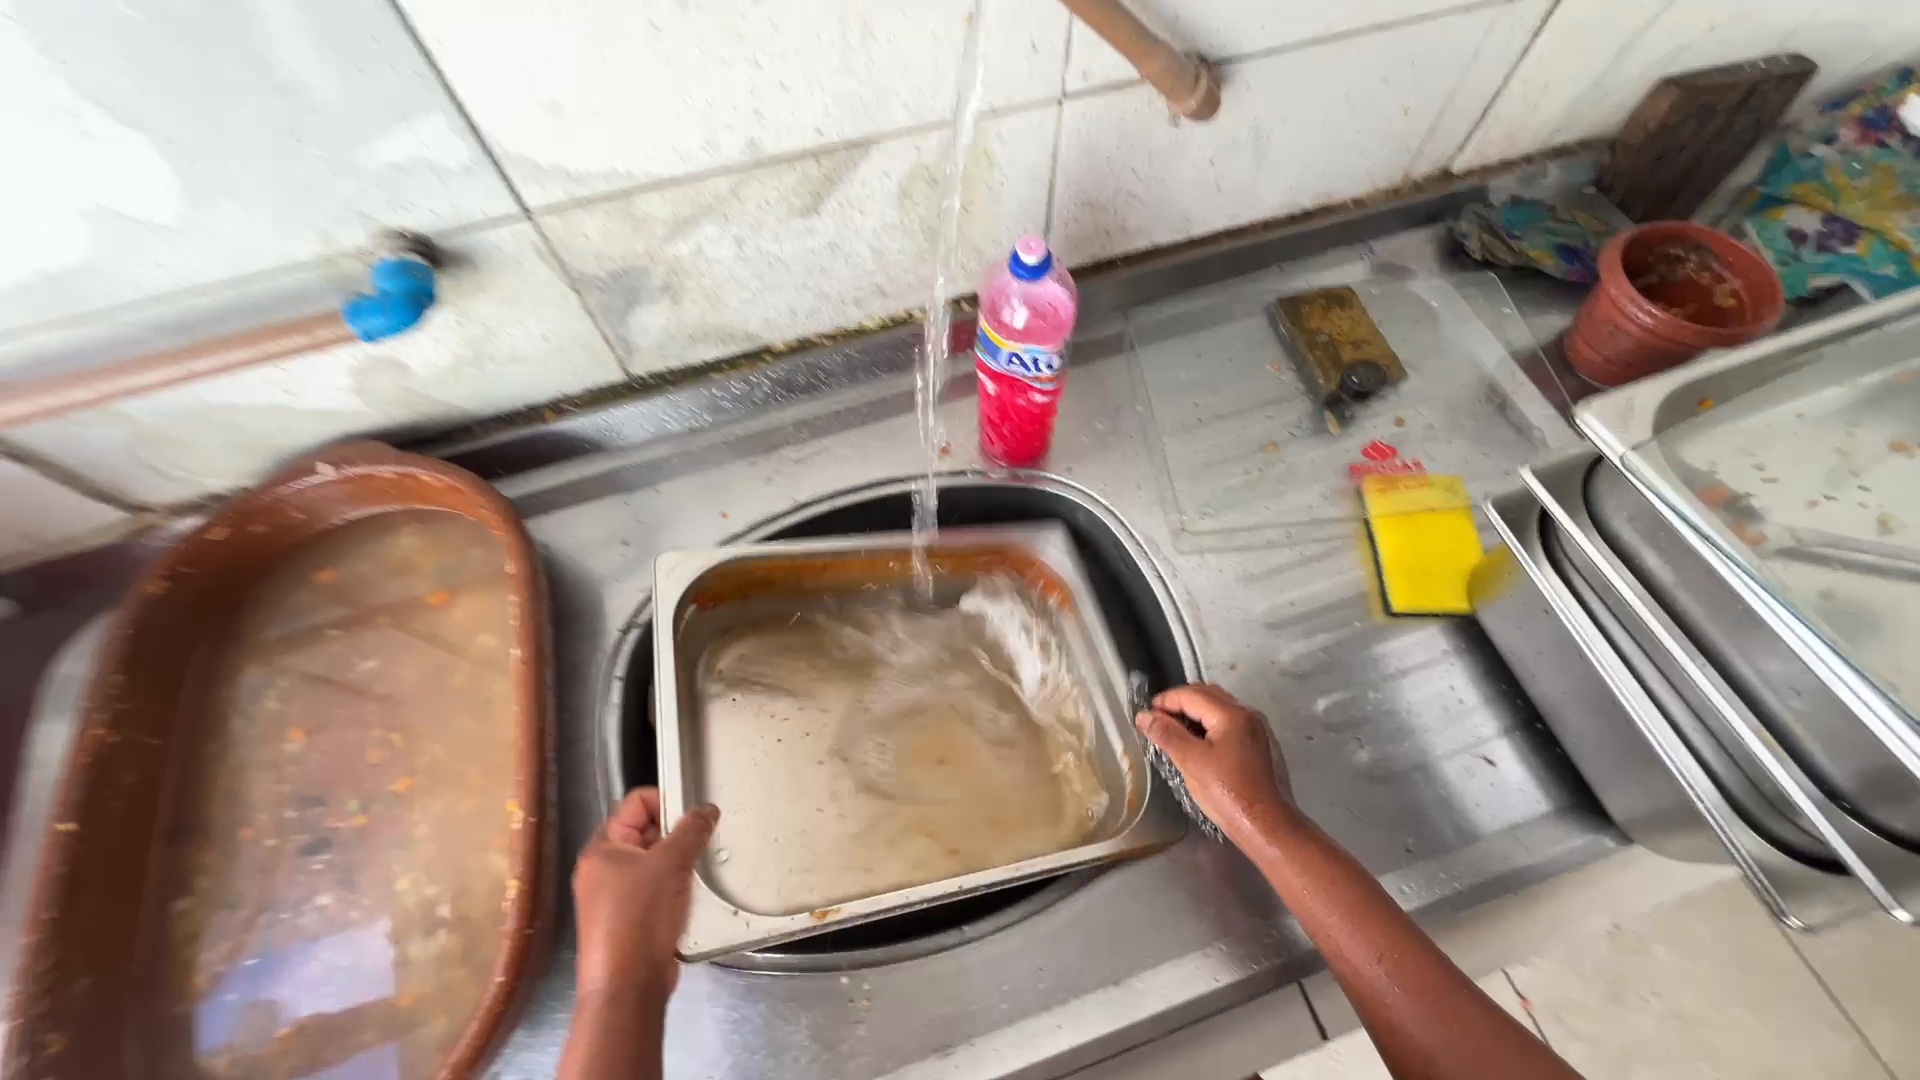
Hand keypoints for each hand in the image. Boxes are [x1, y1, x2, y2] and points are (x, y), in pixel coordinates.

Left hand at [572, 787, 718, 1003]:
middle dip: (675, 831)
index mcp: (602, 848)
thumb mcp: (671, 864)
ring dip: (676, 859)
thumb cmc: (641, 916)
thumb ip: (691, 830)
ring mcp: (612, 895)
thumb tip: (707, 809)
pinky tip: (691, 891)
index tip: (694, 813)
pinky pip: (653, 886)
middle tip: (702, 838)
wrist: (627, 986)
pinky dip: (672, 883)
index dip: (665, 799)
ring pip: (651, 860)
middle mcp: (602, 868)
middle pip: (643, 830)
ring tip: (700, 864)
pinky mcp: (626, 918)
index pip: (634, 803)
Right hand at [1135, 683, 1294, 843]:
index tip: (1145, 715)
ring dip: (1194, 712)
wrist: (1267, 826)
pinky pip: (1228, 722)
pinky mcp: (1258, 744)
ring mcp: (1256, 729)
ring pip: (1218, 707)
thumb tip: (1143, 716)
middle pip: (1207, 694)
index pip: (1191, 694)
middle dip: (1179, 703)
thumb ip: (1166, 734)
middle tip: (1157, 720)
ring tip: (1173, 730)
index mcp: (1232, 714)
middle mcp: (1247, 714)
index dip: (1165, 701)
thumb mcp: (1191, 762)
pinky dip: (1208, 723)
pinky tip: (1197, 743)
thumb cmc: (1227, 793)